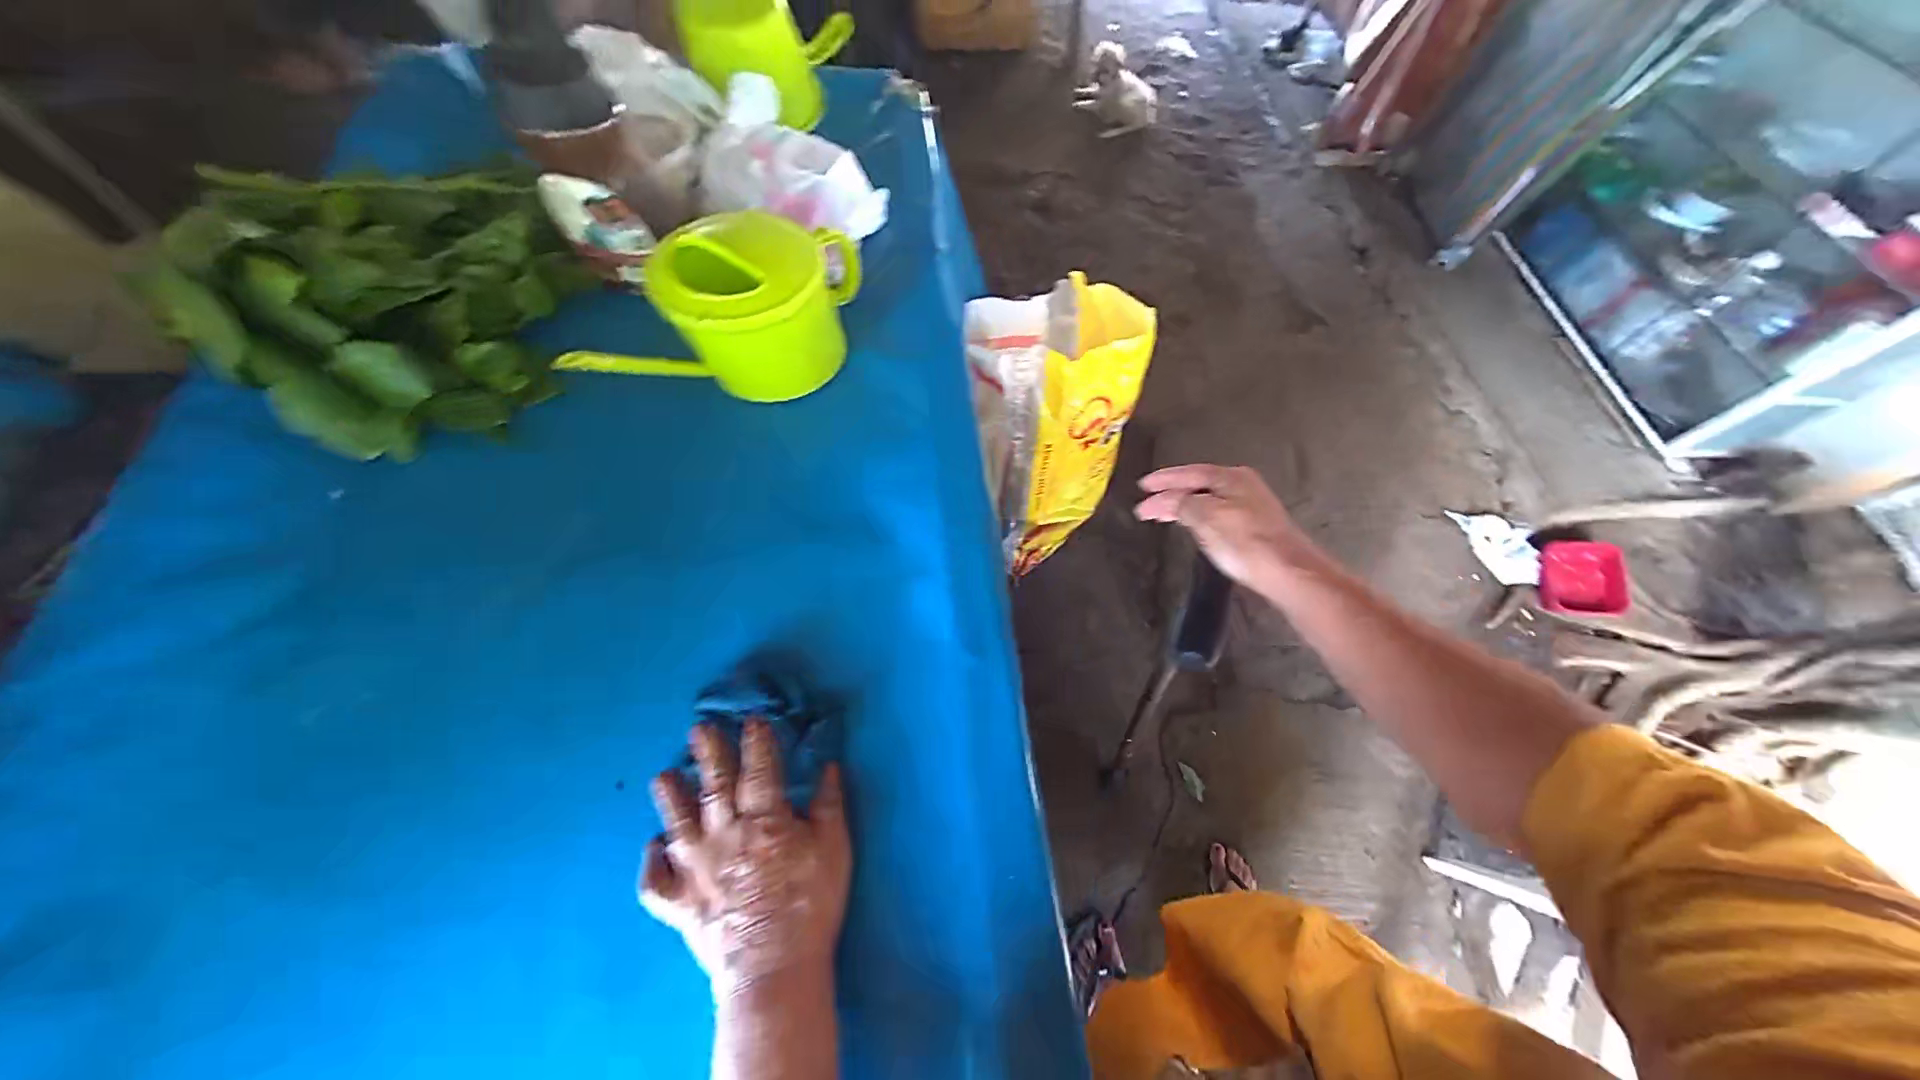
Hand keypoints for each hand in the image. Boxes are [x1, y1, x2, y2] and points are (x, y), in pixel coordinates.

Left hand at [642, 720, 850, 997]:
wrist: (774, 969)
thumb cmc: (811, 903)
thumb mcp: (835, 848)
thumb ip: (829, 804)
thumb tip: (830, 766)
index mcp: (763, 820)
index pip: (760, 769)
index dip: (757, 741)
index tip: (752, 719)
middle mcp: (722, 836)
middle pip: (713, 785)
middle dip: (707, 753)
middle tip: (698, 729)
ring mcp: (694, 870)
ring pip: (676, 824)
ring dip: (669, 798)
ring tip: (663, 775)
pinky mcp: (679, 904)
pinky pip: (655, 882)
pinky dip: (651, 863)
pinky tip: (654, 847)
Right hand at [1134, 464, 1318, 589]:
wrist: (1288, 572)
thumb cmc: (1245, 542)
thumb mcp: (1206, 517)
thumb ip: (1182, 503)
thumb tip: (1166, 499)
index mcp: (1232, 478)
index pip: (1189, 473)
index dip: (1164, 480)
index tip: (1143, 485)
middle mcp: (1243, 485)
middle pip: (1198, 484)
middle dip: (1170, 494)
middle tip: (1146, 505)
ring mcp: (1251, 505)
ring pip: (1207, 499)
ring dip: (1183, 505)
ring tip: (1162, 514)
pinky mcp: (1254, 526)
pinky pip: (1216, 512)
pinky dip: (1197, 515)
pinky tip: (1191, 524)